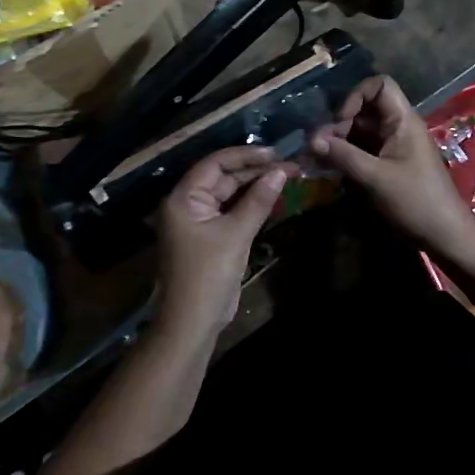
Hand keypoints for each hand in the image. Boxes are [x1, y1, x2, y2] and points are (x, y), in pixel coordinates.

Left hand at [155, 146, 293, 337]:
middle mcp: (189, 205)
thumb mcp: (236, 234)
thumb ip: (258, 201)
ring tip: (288, 177)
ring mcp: (201, 222)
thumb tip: (281, 172)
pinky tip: (275, 198)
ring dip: (257, 187)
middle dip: (256, 171)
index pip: (215, 164)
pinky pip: (234, 212)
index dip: (245, 155)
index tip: (275, 153)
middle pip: (224, 178)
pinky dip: (253, 205)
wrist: (193, 321)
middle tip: (290, 166)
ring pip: (231, 194)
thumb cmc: (208, 273)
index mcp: (184, 199)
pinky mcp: (213, 237)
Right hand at [311, 75, 474, 248]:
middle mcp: (398, 128)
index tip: (340, 120)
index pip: (379, 85)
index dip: (356, 95)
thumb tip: (311, 139)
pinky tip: (327, 168)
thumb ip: (343, 156)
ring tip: (316, 158)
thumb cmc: (415, 201)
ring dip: (338, 141)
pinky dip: (346, 156)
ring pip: (360, 131)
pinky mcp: (388, 165)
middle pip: (364, 109)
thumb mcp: (376, 178)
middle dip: (339, 123)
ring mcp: (393, 147)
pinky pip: (363, 150)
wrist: (443, 234)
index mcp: (403, 121)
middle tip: (319, 147)